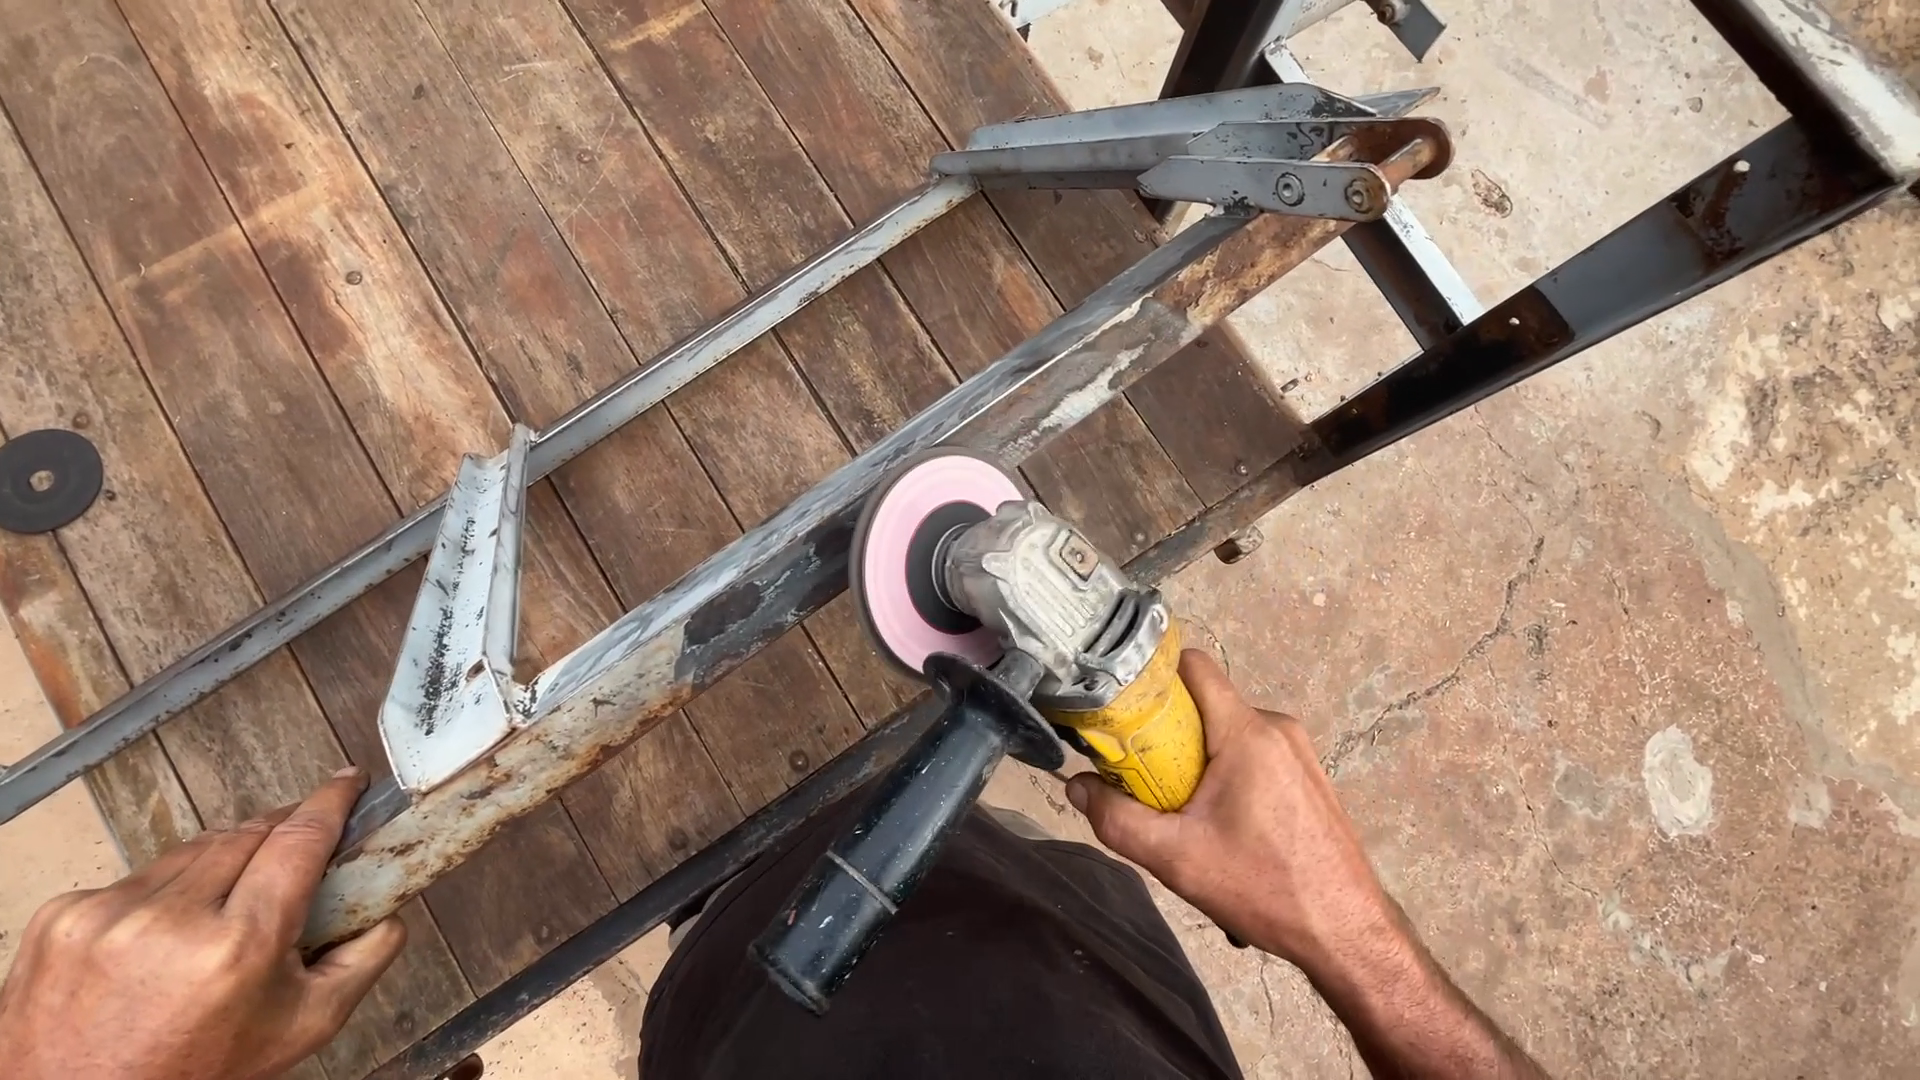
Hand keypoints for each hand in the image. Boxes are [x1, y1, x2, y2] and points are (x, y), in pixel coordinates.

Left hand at [0, 768, 406, 1079]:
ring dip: (228, 857)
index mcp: (238, 943)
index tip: (350, 781)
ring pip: (199, 846)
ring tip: (229, 901)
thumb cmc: (195, 1070)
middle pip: (252, 831)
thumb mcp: (310, 1021)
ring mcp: (105, 916)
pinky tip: (170, 924)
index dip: (333, 799)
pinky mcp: (60, 918)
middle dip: (284, 832)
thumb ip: (370, 954)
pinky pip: (142, 872)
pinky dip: (169, 885)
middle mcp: (168, 921)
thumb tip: (392, 902)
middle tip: (300, 855)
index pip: (301, 837)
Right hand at [1065, 650, 1398, 976]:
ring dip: (1196, 757)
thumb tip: (1076, 786)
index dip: (1151, 676)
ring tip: (1183, 808)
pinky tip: (1221, 822)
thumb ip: (1117, 819)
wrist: (1349, 935)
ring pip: (1225, 729)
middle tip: (1144, 775)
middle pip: (1203, 702)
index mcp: (1247, 731)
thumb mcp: (1176, 859)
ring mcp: (1298, 750)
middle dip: (1167, 731)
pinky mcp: (1307, 774)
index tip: (1121, 708)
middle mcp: (1276, 727)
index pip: (1192, 665)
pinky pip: (1251, 752)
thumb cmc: (1265, 888)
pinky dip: (1224, 771)